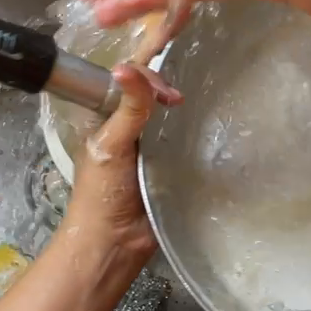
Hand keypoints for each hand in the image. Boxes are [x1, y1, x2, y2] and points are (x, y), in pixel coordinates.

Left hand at [58, 63, 180, 259]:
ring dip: (184, 108)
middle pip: (150, 92)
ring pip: (168, 113)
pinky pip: (183, 138)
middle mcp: (126, 124)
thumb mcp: (111, 144)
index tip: (164, 89)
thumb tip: (128, 68)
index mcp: (103, 115)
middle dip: (168, 86)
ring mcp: (149, 144)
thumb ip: (127, 108)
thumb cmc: (102, 192)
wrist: (115, 242)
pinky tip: (207, 124)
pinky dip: (194, 131)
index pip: (126, 78)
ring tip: (198, 105)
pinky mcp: (169, 162)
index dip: (145, 73)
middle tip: (181, 100)